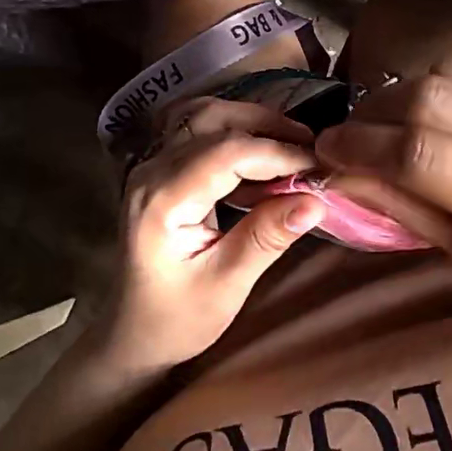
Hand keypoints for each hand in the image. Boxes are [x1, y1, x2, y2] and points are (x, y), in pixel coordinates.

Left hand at [90, 99, 325, 371]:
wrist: (133, 334)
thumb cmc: (177, 319)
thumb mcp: (226, 287)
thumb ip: (267, 237)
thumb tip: (315, 201)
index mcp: (163, 202)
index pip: (226, 153)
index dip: (277, 152)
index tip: (318, 166)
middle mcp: (152, 172)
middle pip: (212, 119)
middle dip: (267, 125)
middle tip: (311, 146)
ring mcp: (154, 166)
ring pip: (206, 116)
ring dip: (253, 121)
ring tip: (293, 143)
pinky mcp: (164, 169)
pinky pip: (202, 131)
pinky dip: (238, 132)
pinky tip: (266, 155)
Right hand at [316, 49, 451, 299]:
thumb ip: (407, 209)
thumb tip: (340, 174)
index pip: (423, 156)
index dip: (363, 147)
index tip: (327, 148)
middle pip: (431, 100)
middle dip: (375, 112)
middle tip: (352, 130)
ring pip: (449, 70)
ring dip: (404, 91)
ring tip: (390, 116)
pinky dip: (443, 78)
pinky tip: (438, 102)